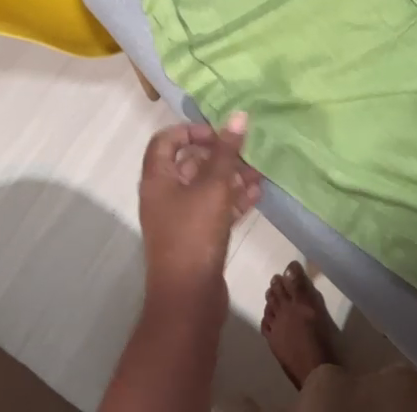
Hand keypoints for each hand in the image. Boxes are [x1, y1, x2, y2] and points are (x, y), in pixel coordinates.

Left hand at [137, 112, 261, 295]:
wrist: (188, 300)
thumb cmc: (194, 235)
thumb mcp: (213, 188)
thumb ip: (226, 152)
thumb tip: (238, 116)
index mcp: (157, 179)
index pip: (166, 140)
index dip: (191, 131)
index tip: (219, 134)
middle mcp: (164, 196)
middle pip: (190, 163)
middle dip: (220, 155)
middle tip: (247, 152)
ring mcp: (179, 219)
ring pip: (205, 187)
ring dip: (230, 178)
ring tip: (259, 174)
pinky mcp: (196, 238)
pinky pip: (214, 209)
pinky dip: (232, 200)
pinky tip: (257, 196)